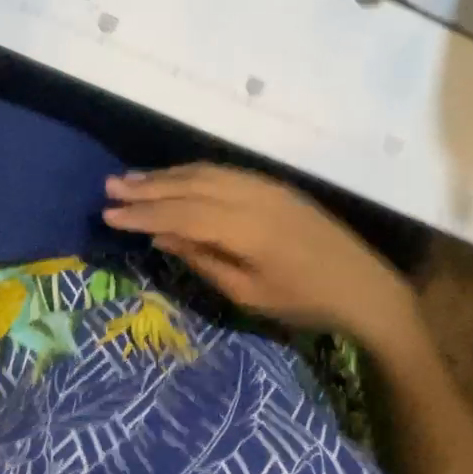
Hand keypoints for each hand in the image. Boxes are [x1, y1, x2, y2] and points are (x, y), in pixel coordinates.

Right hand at [104, 164, 418, 343]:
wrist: (363, 286)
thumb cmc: (305, 302)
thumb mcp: (249, 294)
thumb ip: (203, 260)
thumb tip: (161, 237)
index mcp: (245, 229)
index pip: (181, 215)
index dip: (143, 214)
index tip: (109, 214)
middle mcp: (252, 197)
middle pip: (190, 186)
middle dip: (148, 187)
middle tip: (110, 187)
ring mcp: (265, 186)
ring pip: (205, 173)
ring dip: (167, 175)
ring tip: (133, 179)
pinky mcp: (274, 185)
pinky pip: (224, 171)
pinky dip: (194, 173)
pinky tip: (176, 177)